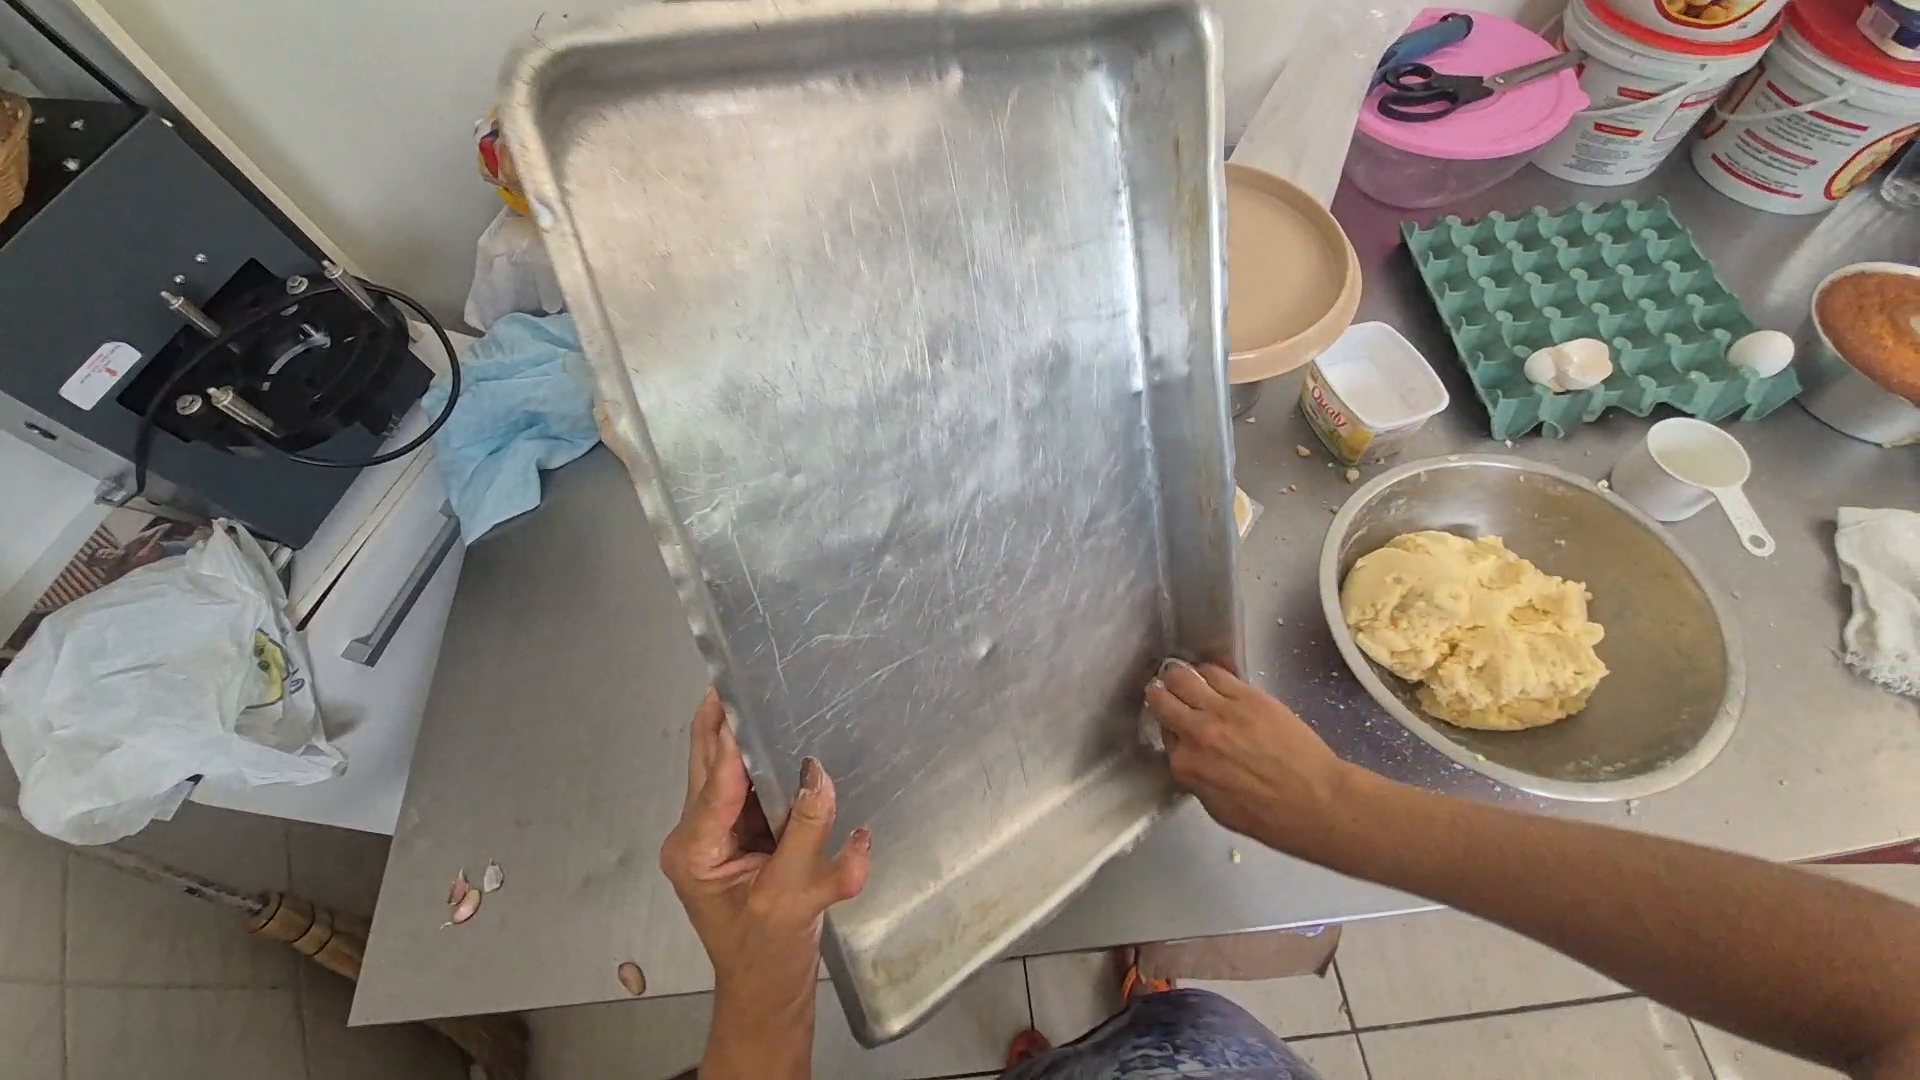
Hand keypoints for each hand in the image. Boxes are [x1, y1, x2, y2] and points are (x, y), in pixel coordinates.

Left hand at [660, 689, 871, 1016]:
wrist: (771, 993)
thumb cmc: (770, 955)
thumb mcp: (791, 897)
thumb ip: (804, 831)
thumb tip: (818, 771)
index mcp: (695, 849)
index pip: (715, 780)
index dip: (730, 735)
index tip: (741, 688)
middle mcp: (698, 833)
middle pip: (708, 761)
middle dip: (725, 719)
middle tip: (746, 671)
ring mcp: (721, 832)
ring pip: (730, 768)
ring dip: (747, 733)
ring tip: (768, 687)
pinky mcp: (746, 834)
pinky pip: (755, 785)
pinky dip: (770, 759)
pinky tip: (791, 730)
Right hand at [1145, 661, 1362, 855]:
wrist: (1318, 802)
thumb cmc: (1271, 817)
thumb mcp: (1217, 808)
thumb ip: (1195, 777)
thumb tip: (1191, 757)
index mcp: (1185, 765)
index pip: (1163, 733)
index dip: (1169, 727)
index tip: (1175, 724)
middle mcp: (1195, 734)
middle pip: (1161, 697)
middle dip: (1161, 694)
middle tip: (1168, 693)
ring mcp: (1220, 711)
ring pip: (1181, 676)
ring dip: (1179, 677)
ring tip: (1187, 679)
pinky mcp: (1246, 696)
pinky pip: (1215, 672)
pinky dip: (1208, 672)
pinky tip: (1213, 677)